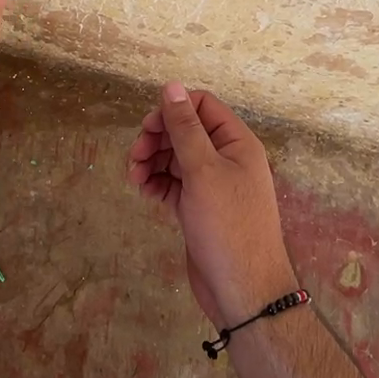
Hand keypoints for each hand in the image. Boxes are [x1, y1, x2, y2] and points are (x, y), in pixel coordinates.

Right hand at [127, 83, 299, 324]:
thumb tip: (170, 85)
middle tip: (135, 156)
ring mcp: (212, 184)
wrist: (243, 292)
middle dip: (157, 138)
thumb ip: (184, 127)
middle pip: (184, 131)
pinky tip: (145, 192)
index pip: (201, 106)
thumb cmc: (228, 225)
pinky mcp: (198, 207)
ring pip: (175, 157)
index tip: (148, 126)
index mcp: (236, 142)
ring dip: (152, 161)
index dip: (173, 110)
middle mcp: (225, 158)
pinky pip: (173, 183)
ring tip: (134, 178)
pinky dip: (157, 183)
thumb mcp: (203, 170)